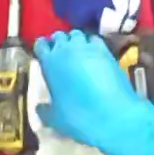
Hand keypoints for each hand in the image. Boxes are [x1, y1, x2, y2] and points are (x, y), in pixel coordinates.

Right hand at [33, 30, 153, 154]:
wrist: (114, 116)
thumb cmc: (79, 117)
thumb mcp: (56, 119)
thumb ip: (44, 111)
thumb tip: (39, 108)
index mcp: (49, 63)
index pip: (40, 45)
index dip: (42, 48)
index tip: (44, 54)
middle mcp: (66, 49)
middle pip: (59, 36)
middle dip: (59, 42)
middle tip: (61, 53)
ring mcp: (87, 47)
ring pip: (77, 35)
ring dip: (75, 41)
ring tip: (77, 51)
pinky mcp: (105, 50)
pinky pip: (94, 40)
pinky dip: (92, 44)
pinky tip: (94, 55)